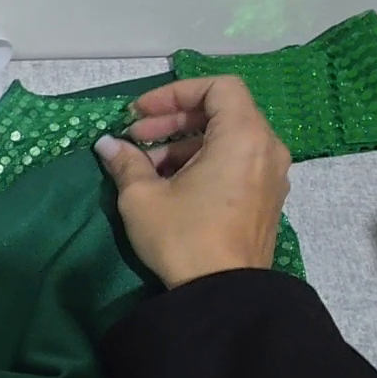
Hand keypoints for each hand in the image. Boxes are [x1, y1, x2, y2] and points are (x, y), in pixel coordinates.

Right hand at [92, 76, 290, 288]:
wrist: (221, 289)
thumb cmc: (182, 234)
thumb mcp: (141, 196)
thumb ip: (125, 162)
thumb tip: (107, 144)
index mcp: (243, 138)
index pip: (219, 88)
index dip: (175, 93)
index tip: (138, 114)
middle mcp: (266, 148)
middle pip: (221, 112)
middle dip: (172, 119)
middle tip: (133, 139)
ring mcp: (269, 173)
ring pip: (224, 139)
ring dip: (181, 143)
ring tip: (143, 167)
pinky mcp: (262, 196)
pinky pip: (232, 161)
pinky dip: (199, 161)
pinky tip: (168, 185)